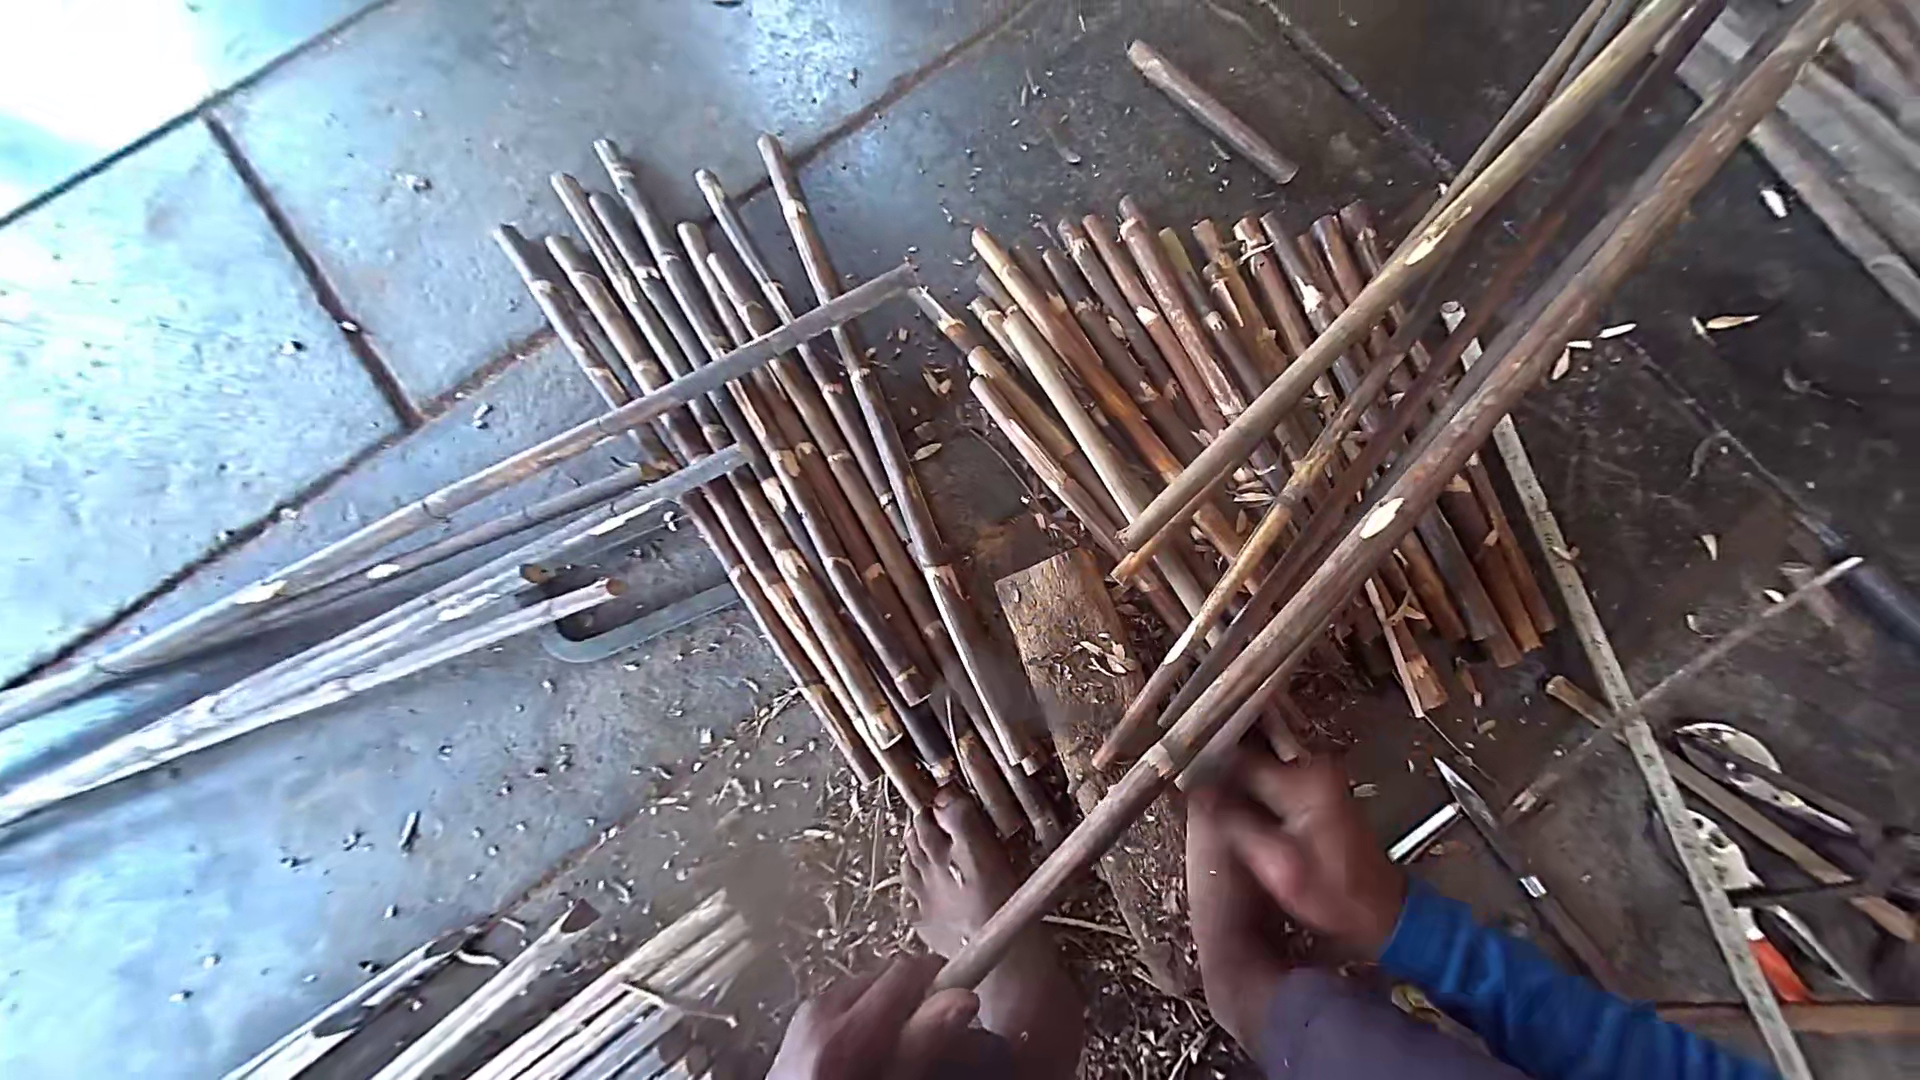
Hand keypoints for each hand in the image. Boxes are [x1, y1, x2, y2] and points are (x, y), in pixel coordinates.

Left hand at [767, 955, 980, 1079]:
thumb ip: (921, 1048)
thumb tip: (966, 999)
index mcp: (843, 1033)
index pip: (908, 969)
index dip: (943, 979)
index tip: (965, 1005)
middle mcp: (823, 1007)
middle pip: (891, 973)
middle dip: (920, 998)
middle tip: (940, 1039)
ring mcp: (809, 1009)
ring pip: (873, 985)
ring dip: (896, 1008)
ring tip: (903, 1051)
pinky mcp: (803, 1017)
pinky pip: (851, 1000)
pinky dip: (870, 1017)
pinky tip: (873, 1054)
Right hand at [1190, 748, 1406, 955]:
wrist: (1385, 914)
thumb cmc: (1335, 896)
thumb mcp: (1278, 866)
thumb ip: (1235, 824)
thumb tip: (1195, 792)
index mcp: (1304, 780)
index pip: (1238, 757)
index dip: (1205, 766)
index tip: (1180, 776)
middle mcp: (1311, 764)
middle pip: (1245, 752)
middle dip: (1214, 765)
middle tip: (1187, 782)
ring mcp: (1314, 770)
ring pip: (1253, 758)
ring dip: (1227, 771)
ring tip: (1202, 788)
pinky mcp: (1313, 781)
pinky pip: (1266, 770)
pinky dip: (1244, 779)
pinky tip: (1227, 796)